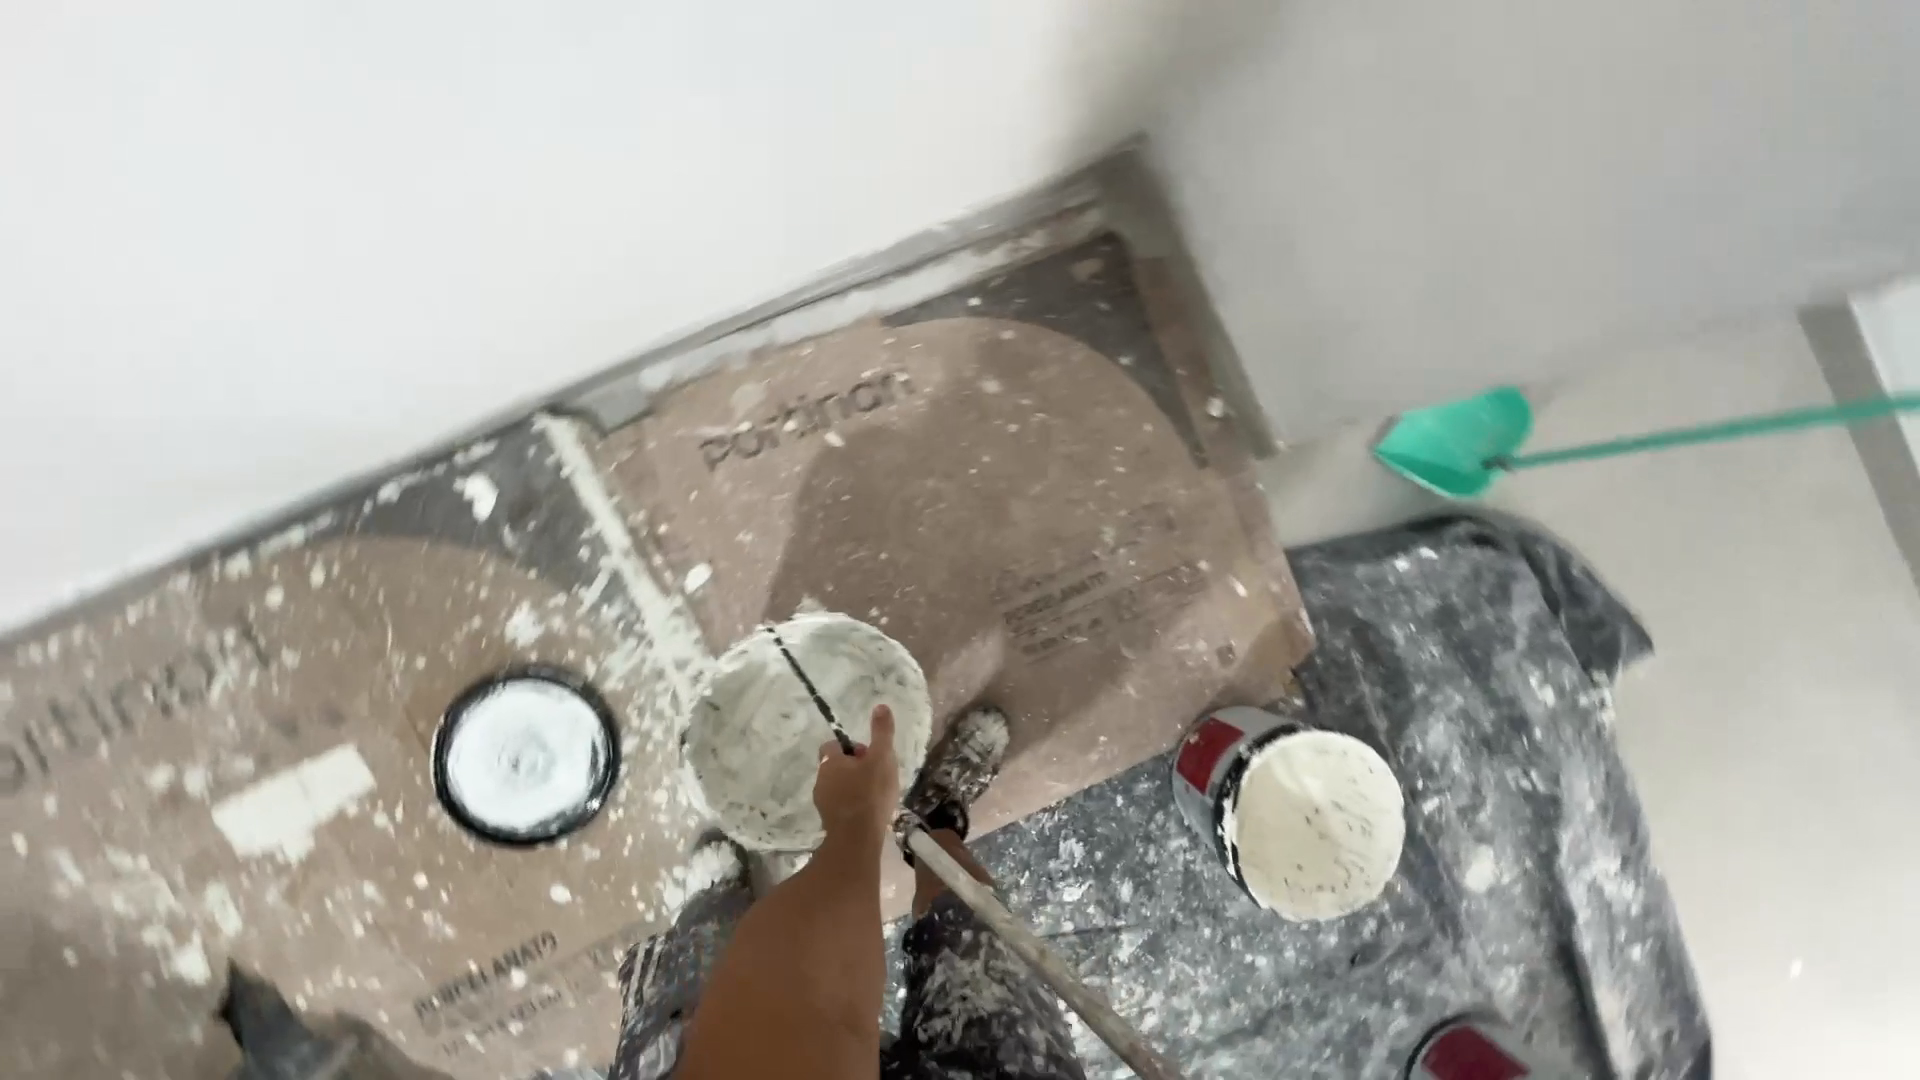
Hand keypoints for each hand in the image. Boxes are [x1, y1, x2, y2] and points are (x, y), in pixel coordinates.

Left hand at [812, 705, 900, 840]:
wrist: (857, 838)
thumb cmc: (870, 792)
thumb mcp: (882, 757)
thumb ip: (882, 732)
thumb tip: (881, 706)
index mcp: (830, 761)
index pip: (833, 745)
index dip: (851, 748)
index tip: (869, 756)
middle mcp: (821, 779)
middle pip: (836, 766)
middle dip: (854, 768)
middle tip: (876, 775)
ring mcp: (822, 802)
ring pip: (838, 787)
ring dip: (854, 787)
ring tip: (876, 795)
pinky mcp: (828, 821)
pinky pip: (841, 806)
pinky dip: (852, 805)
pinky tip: (869, 812)